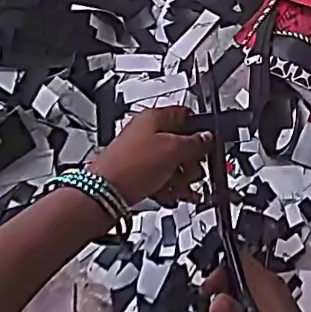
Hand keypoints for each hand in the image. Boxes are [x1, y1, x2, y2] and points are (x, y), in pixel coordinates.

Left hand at [89, 104, 208, 206]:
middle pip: (180, 142)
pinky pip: (160, 178)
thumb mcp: (173, 150)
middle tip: (194, 171)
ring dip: (182, 177)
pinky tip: (173, 196)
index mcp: (154, 117)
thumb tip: (207, 138)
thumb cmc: (130, 166)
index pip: (185, 115)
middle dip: (191, 160)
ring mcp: (141, 155)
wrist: (102, 195)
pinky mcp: (136, 175)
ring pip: (171, 163)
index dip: (200, 130)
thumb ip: (195, 143)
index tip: (208, 146)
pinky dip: (169, 187)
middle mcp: (147, 133)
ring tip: (185, 189)